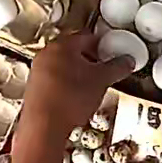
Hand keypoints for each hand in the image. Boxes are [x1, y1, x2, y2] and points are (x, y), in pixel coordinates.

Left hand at [18, 33, 133, 148]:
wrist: (44, 126)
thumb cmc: (67, 100)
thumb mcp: (102, 80)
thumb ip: (117, 67)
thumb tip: (126, 62)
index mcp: (62, 45)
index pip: (87, 36)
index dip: (103, 44)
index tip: (111, 51)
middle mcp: (46, 56)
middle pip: (73, 51)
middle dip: (91, 60)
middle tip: (104, 69)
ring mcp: (38, 73)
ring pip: (63, 67)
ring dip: (78, 74)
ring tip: (92, 86)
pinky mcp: (35, 90)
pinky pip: (54, 82)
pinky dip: (67, 87)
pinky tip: (76, 99)